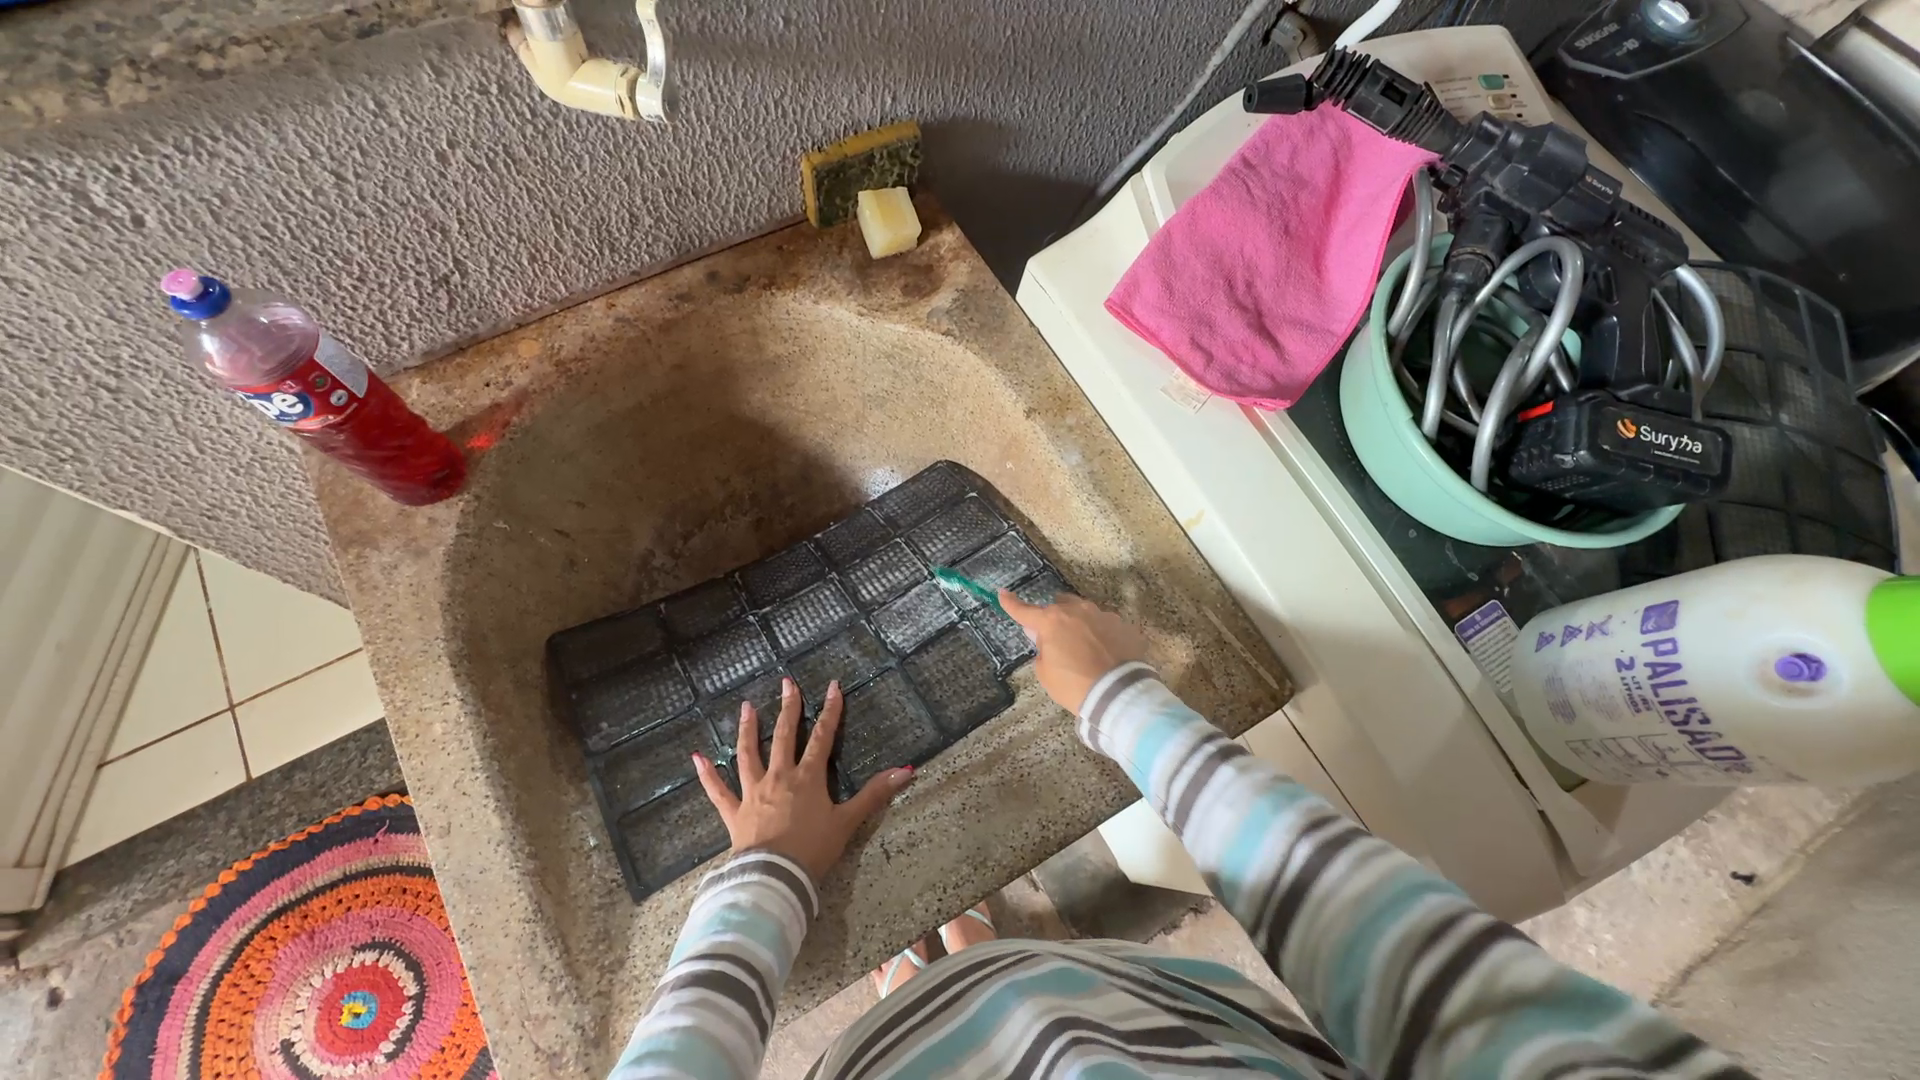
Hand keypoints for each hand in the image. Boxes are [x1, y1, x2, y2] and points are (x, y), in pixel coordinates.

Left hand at [692, 676, 915, 884]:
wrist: (775, 877)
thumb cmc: (814, 850)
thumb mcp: (848, 821)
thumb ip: (874, 794)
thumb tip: (906, 771)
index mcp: (808, 778)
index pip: (823, 737)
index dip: (830, 711)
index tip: (832, 686)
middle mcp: (779, 777)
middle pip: (785, 736)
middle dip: (789, 708)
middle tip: (786, 683)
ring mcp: (754, 793)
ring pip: (748, 754)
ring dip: (748, 729)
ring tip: (747, 707)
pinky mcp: (735, 812)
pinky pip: (718, 791)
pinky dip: (707, 775)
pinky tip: (696, 757)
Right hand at [999, 590, 1149, 713]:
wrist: (1117, 694)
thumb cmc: (1074, 685)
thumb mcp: (1045, 672)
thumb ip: (1043, 650)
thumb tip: (1047, 640)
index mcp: (1052, 621)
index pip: (1025, 611)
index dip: (1011, 603)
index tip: (1002, 593)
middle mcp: (1078, 611)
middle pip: (1060, 606)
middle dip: (1055, 618)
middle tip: (1056, 639)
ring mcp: (1104, 616)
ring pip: (1085, 613)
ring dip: (1080, 625)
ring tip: (1084, 649)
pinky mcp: (1124, 627)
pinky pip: (1106, 627)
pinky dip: (1102, 636)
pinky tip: (1105, 655)